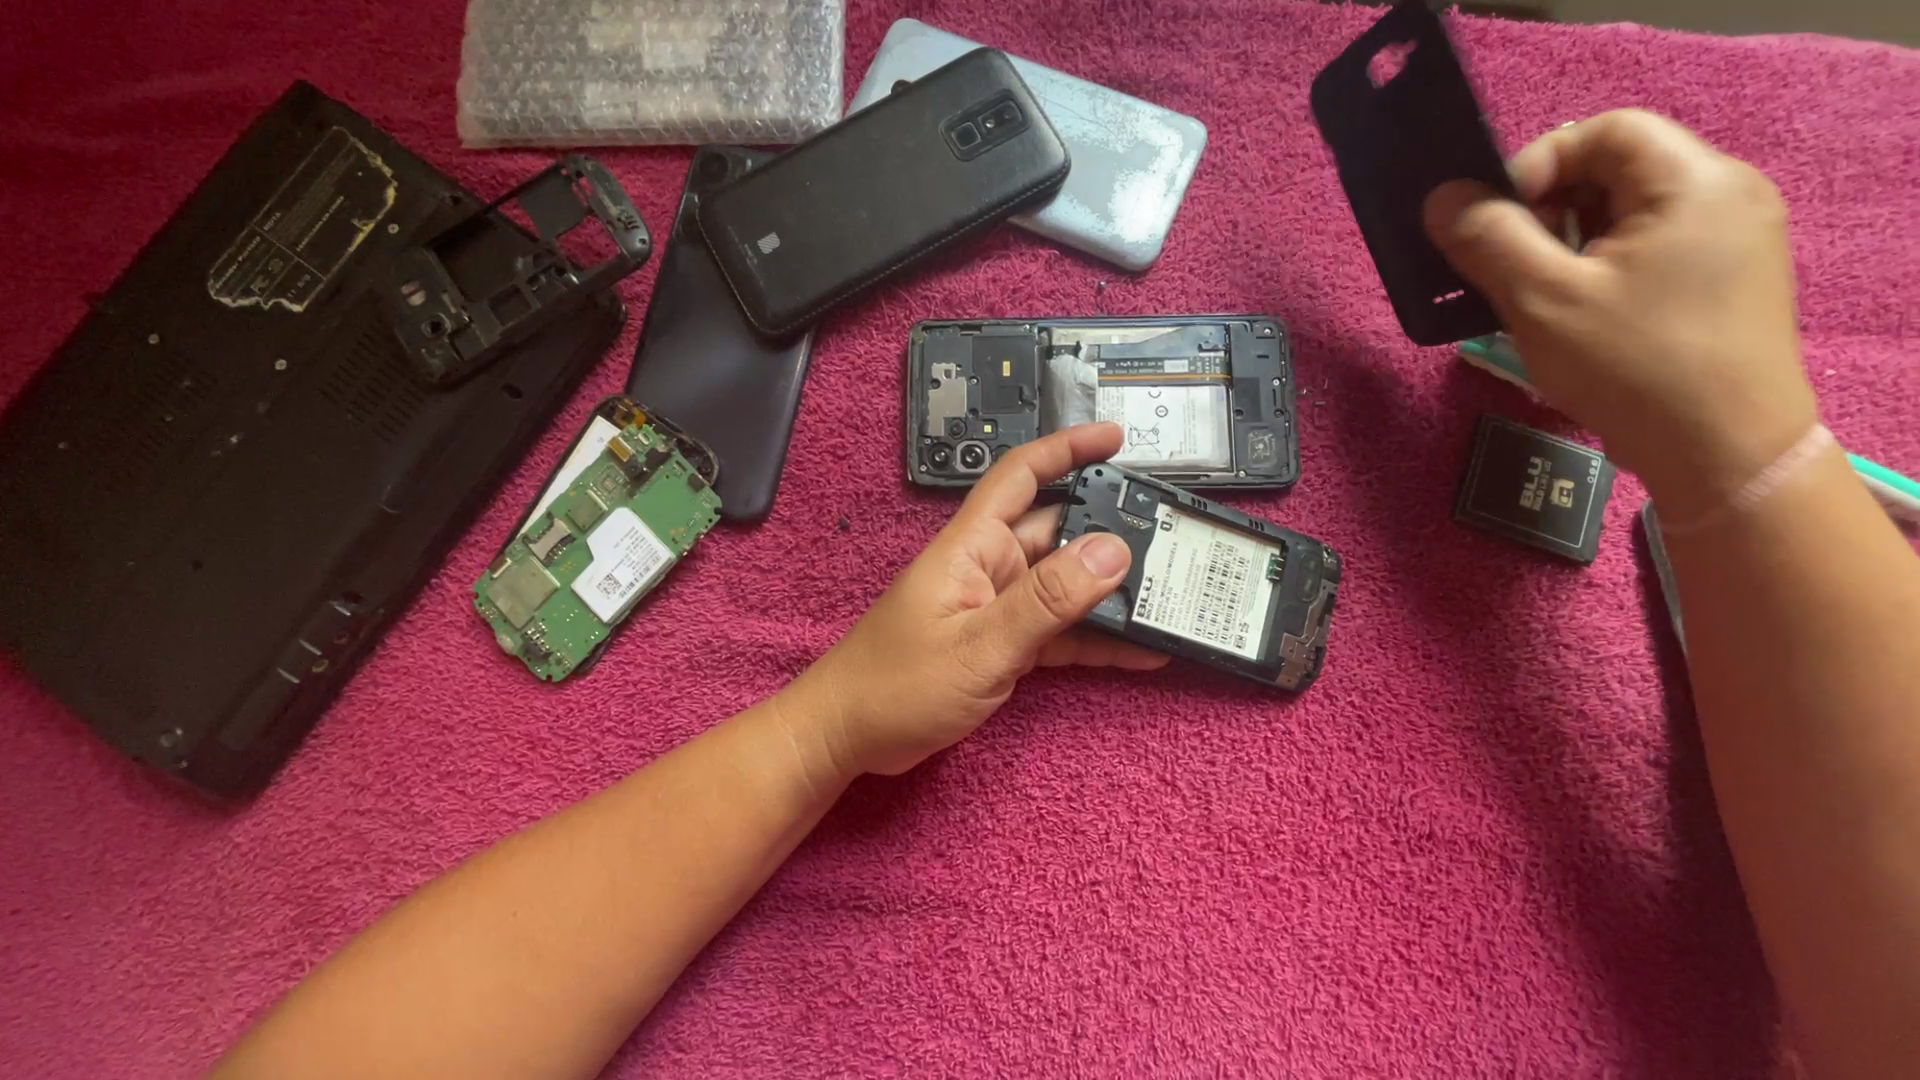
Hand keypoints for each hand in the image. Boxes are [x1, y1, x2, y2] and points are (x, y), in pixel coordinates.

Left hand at [784, 423, 1166, 776]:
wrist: (850, 735)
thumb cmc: (896, 685)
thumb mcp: (979, 644)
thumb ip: (1046, 601)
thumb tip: (1112, 551)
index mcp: (973, 546)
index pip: (1022, 476)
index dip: (1067, 449)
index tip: (1115, 438)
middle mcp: (989, 566)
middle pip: (1057, 531)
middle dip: (1109, 528)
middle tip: (1169, 534)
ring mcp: (997, 606)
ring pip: (1064, 585)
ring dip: (1108, 591)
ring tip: (1169, 592)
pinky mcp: (1002, 643)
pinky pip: (1057, 631)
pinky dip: (1093, 638)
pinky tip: (1139, 649)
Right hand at [1424, 109, 1819, 519]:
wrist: (1721, 451)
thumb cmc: (1632, 365)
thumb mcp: (1543, 300)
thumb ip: (1489, 240)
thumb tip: (1442, 199)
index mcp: (1693, 182)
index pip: (1602, 131)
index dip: (1534, 164)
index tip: (1491, 222)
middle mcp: (1723, 194)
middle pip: (1611, 172)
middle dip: (1543, 212)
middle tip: (1502, 265)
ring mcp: (1727, 240)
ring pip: (1621, 216)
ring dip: (1561, 247)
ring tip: (1527, 298)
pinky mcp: (1718, 281)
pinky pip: (1641, 251)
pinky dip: (1592, 270)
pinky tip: (1565, 314)